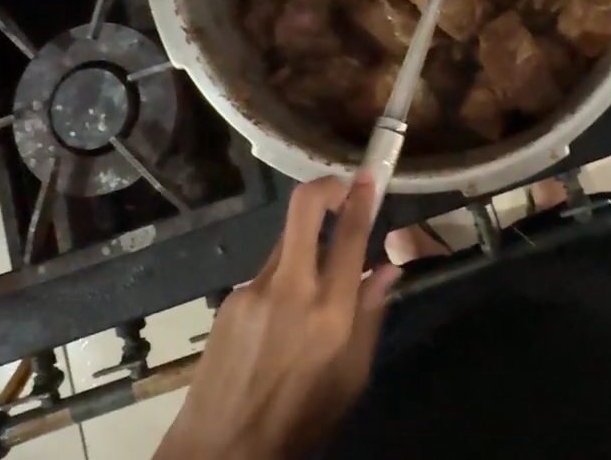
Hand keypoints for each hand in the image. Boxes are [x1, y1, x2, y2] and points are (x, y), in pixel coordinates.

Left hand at [156, 175, 400, 459]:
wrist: (222, 450)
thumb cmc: (301, 419)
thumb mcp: (351, 377)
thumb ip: (370, 316)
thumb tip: (388, 267)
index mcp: (331, 312)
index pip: (350, 235)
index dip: (361, 198)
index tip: (368, 178)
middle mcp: (292, 289)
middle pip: (304, 208)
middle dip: (325, 186)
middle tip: (341, 188)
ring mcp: (255, 290)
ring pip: (286, 242)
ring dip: (306, 244)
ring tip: (313, 284)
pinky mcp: (231, 299)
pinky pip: (267, 274)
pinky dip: (283, 281)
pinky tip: (281, 319)